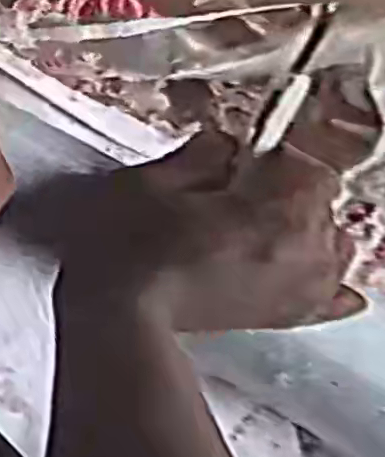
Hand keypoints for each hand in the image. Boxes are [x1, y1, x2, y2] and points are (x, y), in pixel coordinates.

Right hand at [33, 129, 356, 330]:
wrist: (118, 306)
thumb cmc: (122, 244)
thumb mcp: (140, 186)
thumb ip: (194, 159)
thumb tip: (223, 144)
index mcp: (278, 213)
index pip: (307, 168)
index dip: (267, 159)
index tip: (231, 161)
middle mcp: (315, 249)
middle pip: (318, 205)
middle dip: (274, 197)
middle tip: (216, 200)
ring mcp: (314, 285)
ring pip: (331, 242)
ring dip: (293, 232)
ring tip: (236, 234)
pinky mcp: (300, 312)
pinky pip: (338, 290)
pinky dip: (314, 274)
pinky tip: (275, 267)